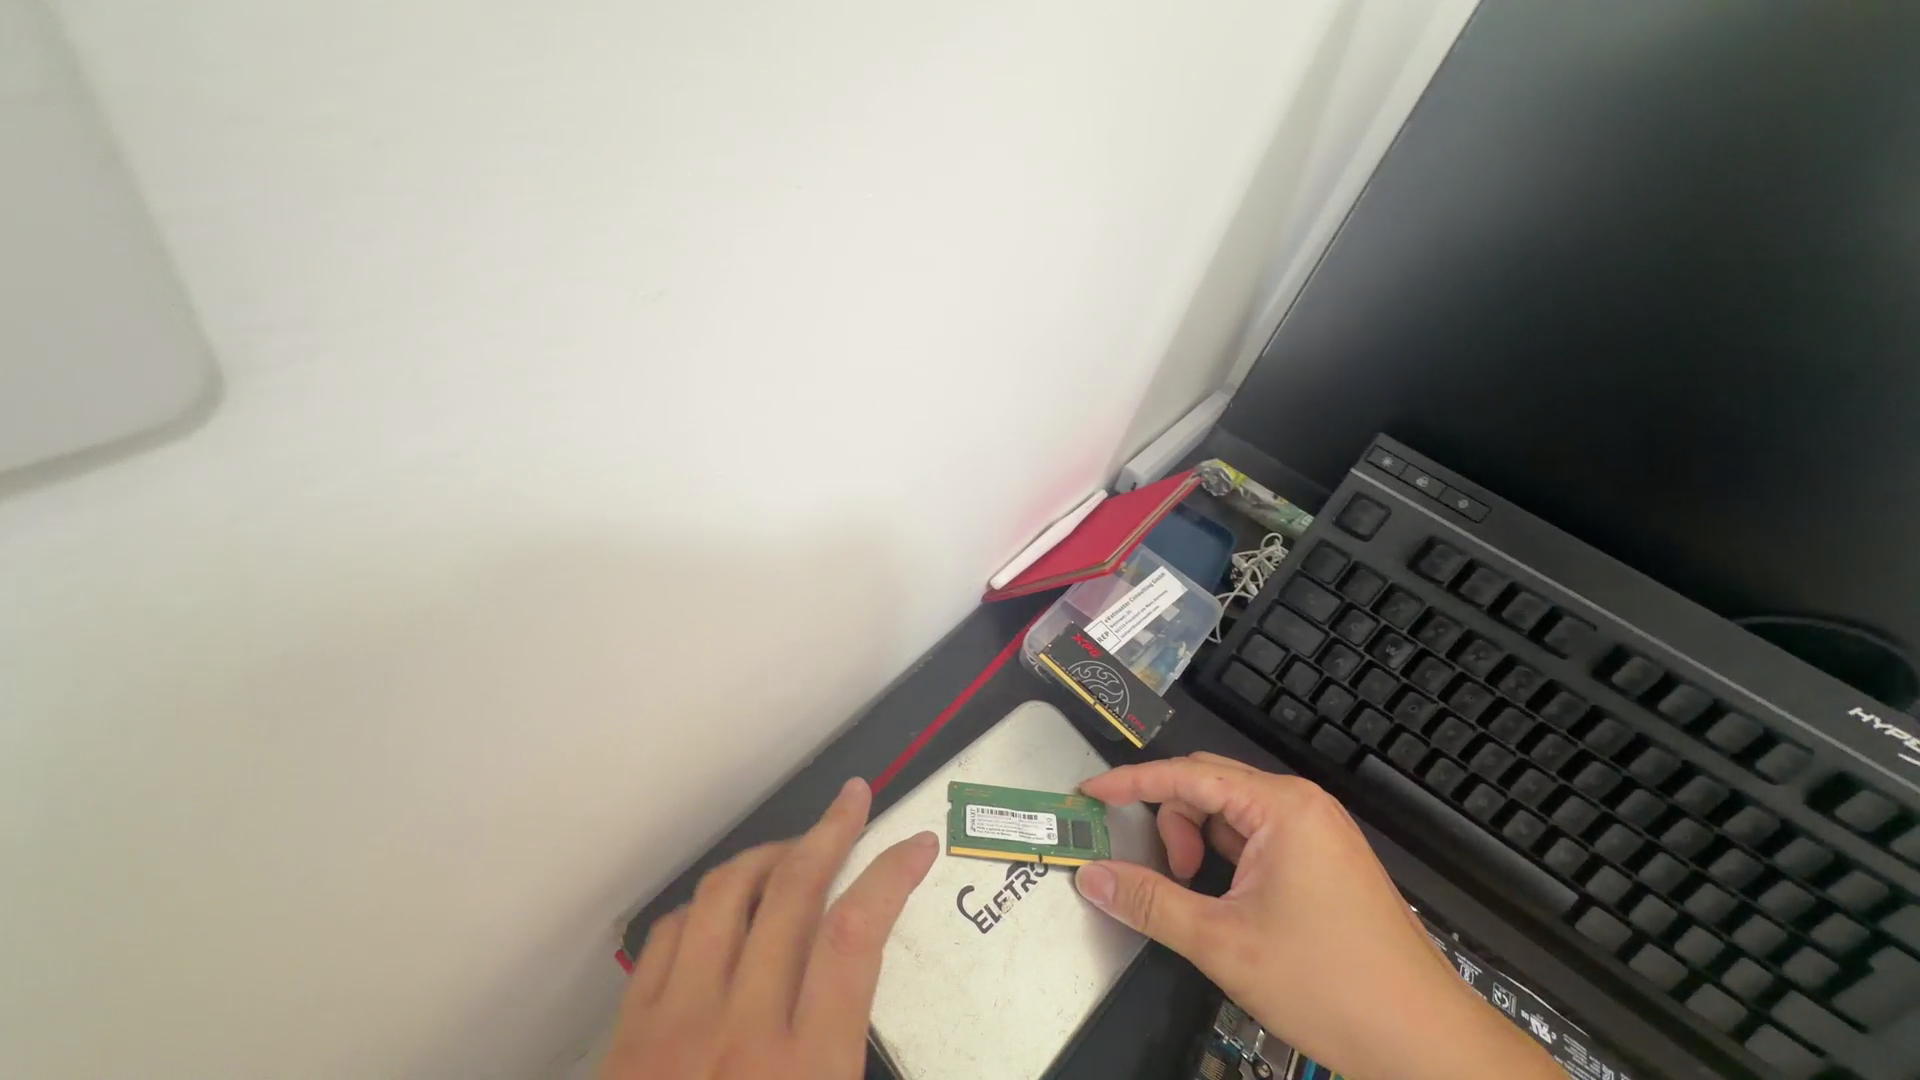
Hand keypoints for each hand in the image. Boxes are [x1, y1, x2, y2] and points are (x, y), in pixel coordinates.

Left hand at [599, 778, 937, 1079]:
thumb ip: (854, 1056)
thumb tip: (874, 1008)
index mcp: (803, 1067)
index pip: (856, 935)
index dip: (891, 875)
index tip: (916, 846)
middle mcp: (739, 1030)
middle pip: (792, 892)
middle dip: (831, 831)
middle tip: (854, 798)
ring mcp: (673, 1025)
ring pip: (726, 895)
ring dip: (768, 854)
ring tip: (797, 844)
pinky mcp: (627, 1036)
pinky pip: (669, 934)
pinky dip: (707, 902)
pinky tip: (726, 906)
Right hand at [1075, 754, 1559, 1079]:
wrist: (1424, 1043)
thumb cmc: (1329, 985)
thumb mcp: (1222, 943)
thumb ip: (1149, 901)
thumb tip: (1093, 876)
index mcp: (1281, 807)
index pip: (1186, 773)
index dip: (1131, 782)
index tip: (1090, 794)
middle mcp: (1300, 805)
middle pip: (1207, 786)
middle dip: (1168, 821)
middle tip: (1154, 871)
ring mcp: (1315, 831)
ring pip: (1229, 814)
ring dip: (1197, 844)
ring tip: (1195, 897)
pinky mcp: (1321, 859)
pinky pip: (1254, 838)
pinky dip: (1224, 859)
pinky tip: (1222, 900)